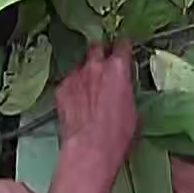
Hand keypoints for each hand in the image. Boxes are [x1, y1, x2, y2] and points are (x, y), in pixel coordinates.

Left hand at [48, 41, 137, 192]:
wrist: (89, 148)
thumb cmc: (117, 133)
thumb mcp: (133, 108)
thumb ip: (126, 89)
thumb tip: (123, 87)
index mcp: (117, 68)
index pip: (122, 44)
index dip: (123, 46)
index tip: (123, 48)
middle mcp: (95, 66)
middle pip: (97, 46)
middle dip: (100, 52)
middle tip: (104, 63)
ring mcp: (75, 75)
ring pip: (81, 65)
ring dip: (85, 72)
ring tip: (88, 89)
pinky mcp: (60, 88)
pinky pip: (68, 81)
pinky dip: (73, 87)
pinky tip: (76, 102)